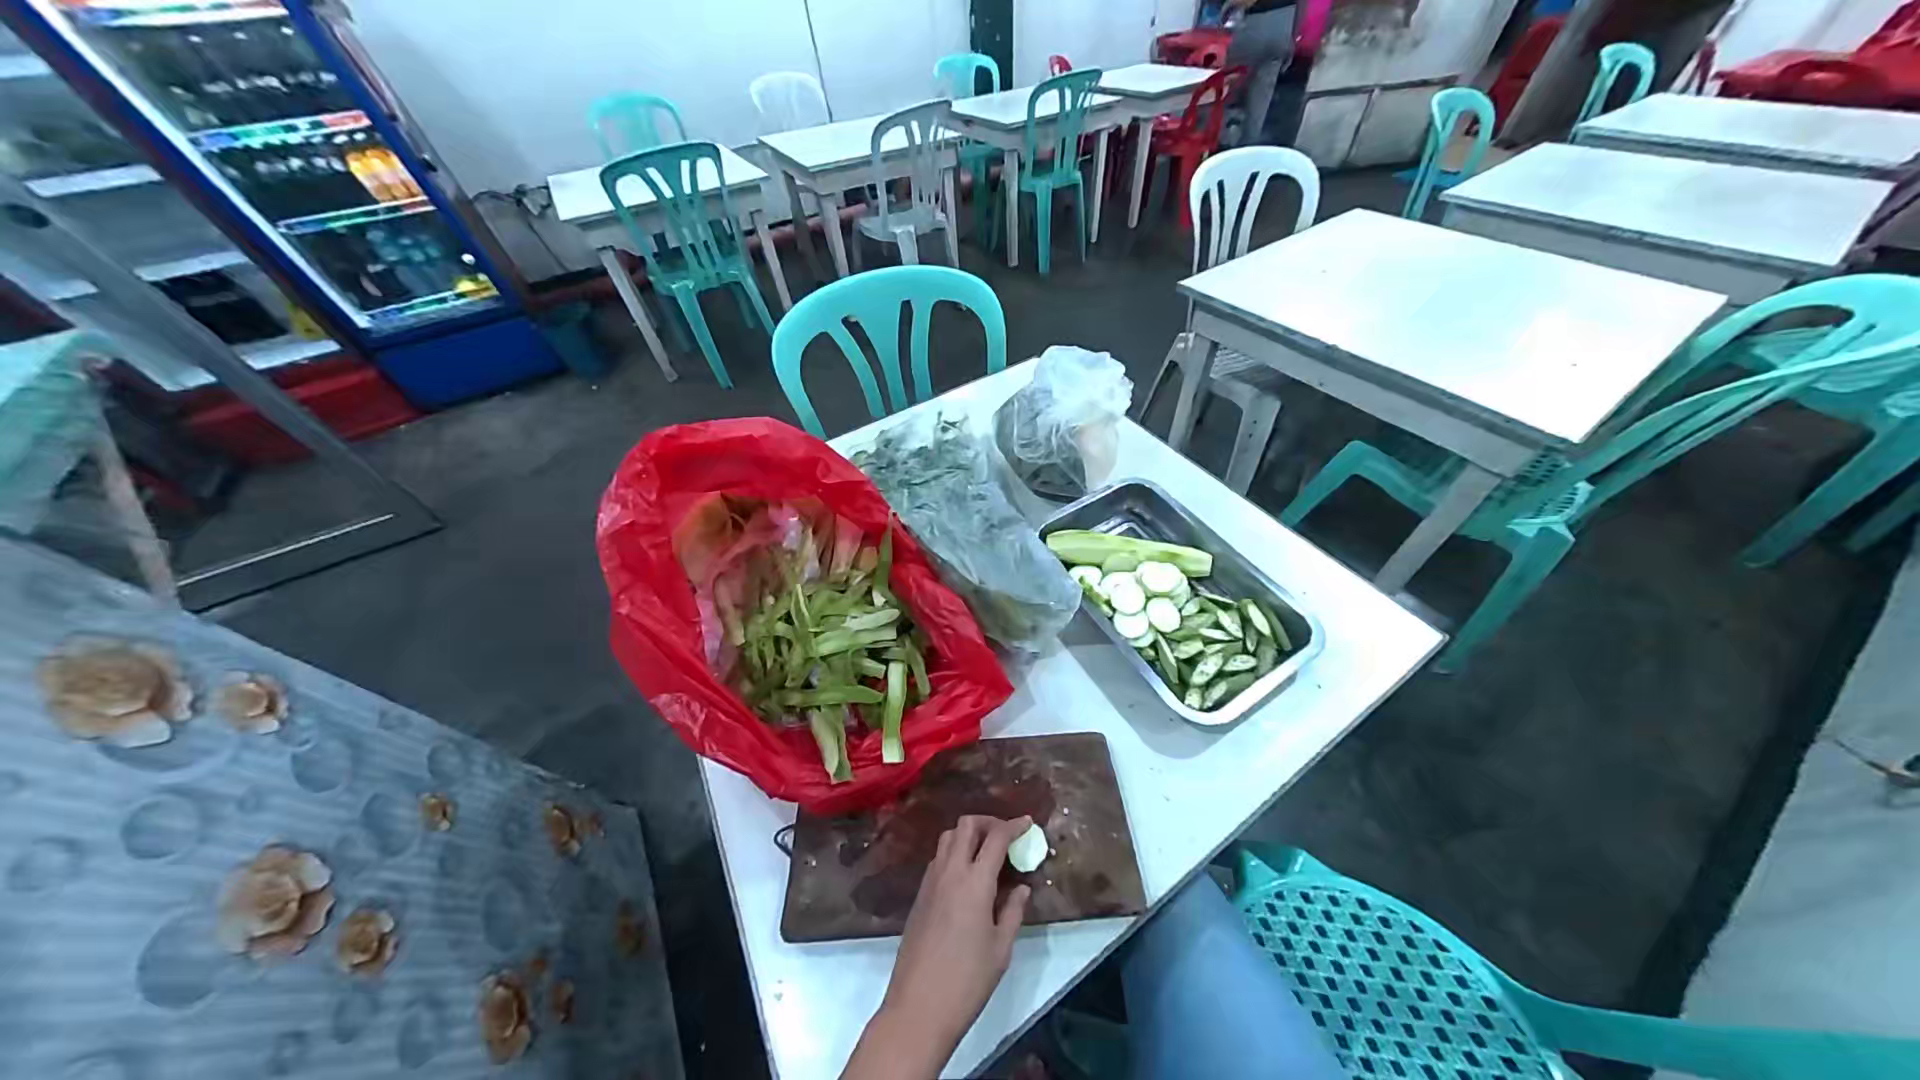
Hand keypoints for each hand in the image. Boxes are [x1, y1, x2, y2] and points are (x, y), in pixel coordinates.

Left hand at [841, 815, 1032, 1079]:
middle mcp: (950, 872)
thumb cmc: (967, 981)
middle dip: (989, 822)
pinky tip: (968, 876)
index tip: (1028, 823)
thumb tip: (1022, 887)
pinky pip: (938, 858)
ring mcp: (930, 881)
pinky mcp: (920, 895)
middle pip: (966, 826)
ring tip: (987, 853)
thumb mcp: (1001, 948)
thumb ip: (1013, 911)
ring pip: (948, 838)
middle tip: (1007, 836)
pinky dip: (955, 852)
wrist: (918, 1006)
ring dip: (969, 835)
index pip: (996, 837)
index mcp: (974, 882)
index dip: (1014, 826)